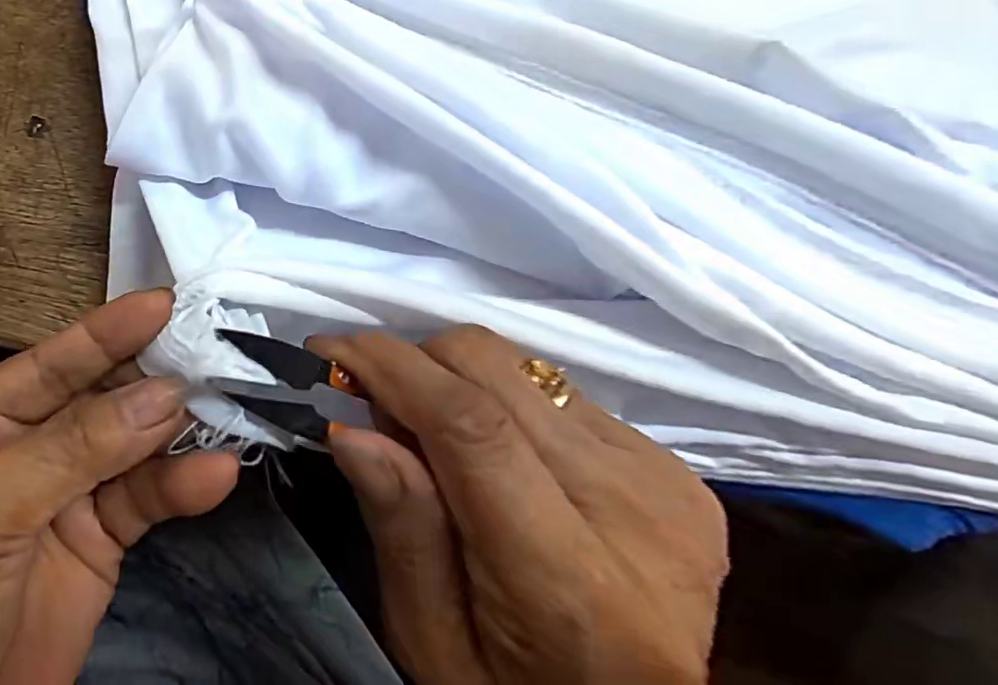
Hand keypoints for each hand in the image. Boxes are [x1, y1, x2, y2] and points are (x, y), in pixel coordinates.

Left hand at [0, 290, 240, 684]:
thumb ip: (78, 446)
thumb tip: (164, 395)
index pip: (55, 361)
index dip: (109, 331)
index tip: (164, 302)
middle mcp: (32, 440)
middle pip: (103, 395)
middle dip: (154, 373)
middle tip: (211, 350)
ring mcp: (71, 487)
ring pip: (134, 442)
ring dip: (178, 429)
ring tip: (223, 407)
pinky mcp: (102, 536)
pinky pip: (147, 498)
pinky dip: (181, 485)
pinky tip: (214, 475)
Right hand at [309, 326, 727, 684]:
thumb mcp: (434, 646)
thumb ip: (401, 532)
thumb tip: (348, 427)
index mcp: (574, 583)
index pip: (471, 426)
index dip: (391, 368)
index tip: (328, 350)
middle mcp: (631, 510)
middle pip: (491, 370)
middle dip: (410, 363)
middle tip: (373, 406)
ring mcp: (659, 479)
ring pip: (515, 363)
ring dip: (450, 376)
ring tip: (428, 430)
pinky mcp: (669, 464)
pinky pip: (549, 385)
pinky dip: (495, 395)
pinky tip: (488, 446)